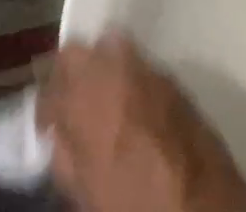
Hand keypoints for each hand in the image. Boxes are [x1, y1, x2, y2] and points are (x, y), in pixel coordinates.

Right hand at [40, 32, 245, 211]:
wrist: (201, 207)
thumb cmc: (133, 201)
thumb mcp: (82, 187)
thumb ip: (62, 150)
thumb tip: (59, 133)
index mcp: (80, 96)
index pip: (47, 81)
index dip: (44, 104)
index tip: (48, 124)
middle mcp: (110, 70)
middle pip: (77, 52)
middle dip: (70, 73)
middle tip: (72, 100)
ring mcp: (144, 70)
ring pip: (111, 50)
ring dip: (102, 69)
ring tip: (105, 99)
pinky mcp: (173, 81)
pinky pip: (141, 68)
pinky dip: (132, 80)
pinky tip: (136, 107)